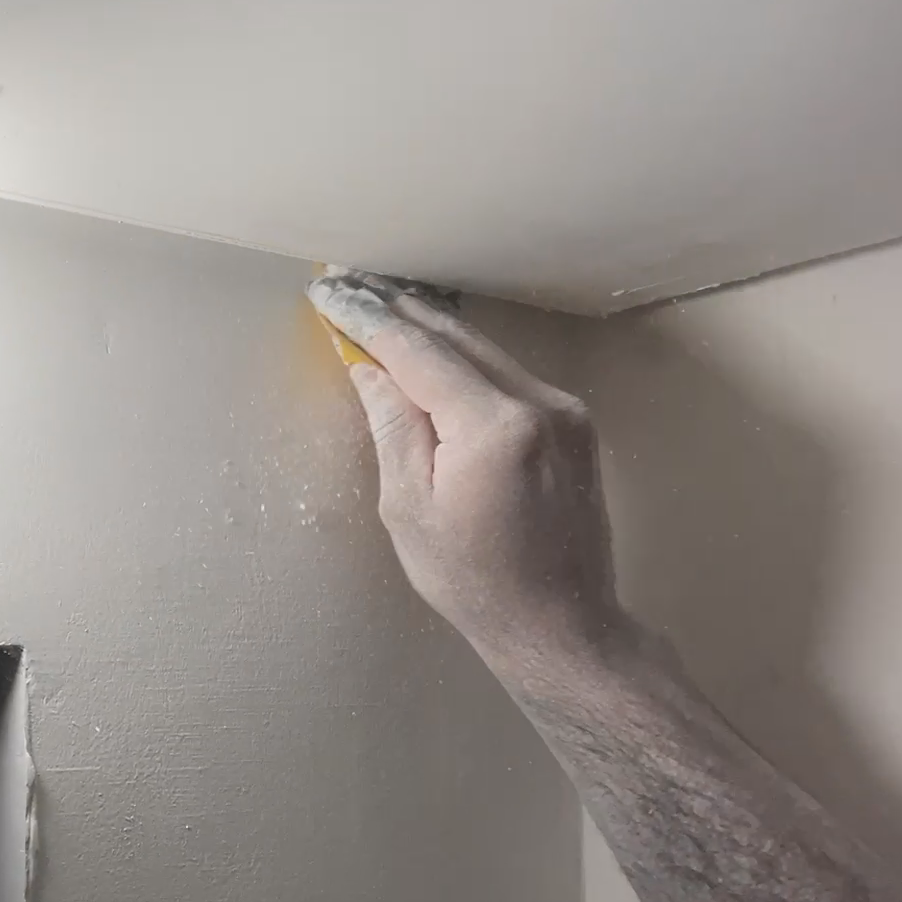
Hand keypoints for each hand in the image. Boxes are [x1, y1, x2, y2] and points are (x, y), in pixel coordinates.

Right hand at [307, 270, 622, 658]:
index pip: (417, 353)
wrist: (557, 620)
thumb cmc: (467, 575)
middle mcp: (540, 402)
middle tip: (348, 282)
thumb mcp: (408, 505)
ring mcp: (564, 410)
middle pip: (454, 338)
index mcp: (494, 426)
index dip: (367, 320)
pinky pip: (502, 372)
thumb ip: (393, 427)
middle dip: (396, 308)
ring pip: (482, 349)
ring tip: (379, 299)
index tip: (330, 292)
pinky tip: (429, 344)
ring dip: (427, 326)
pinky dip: (458, 355)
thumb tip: (372, 369)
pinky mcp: (572, 423)